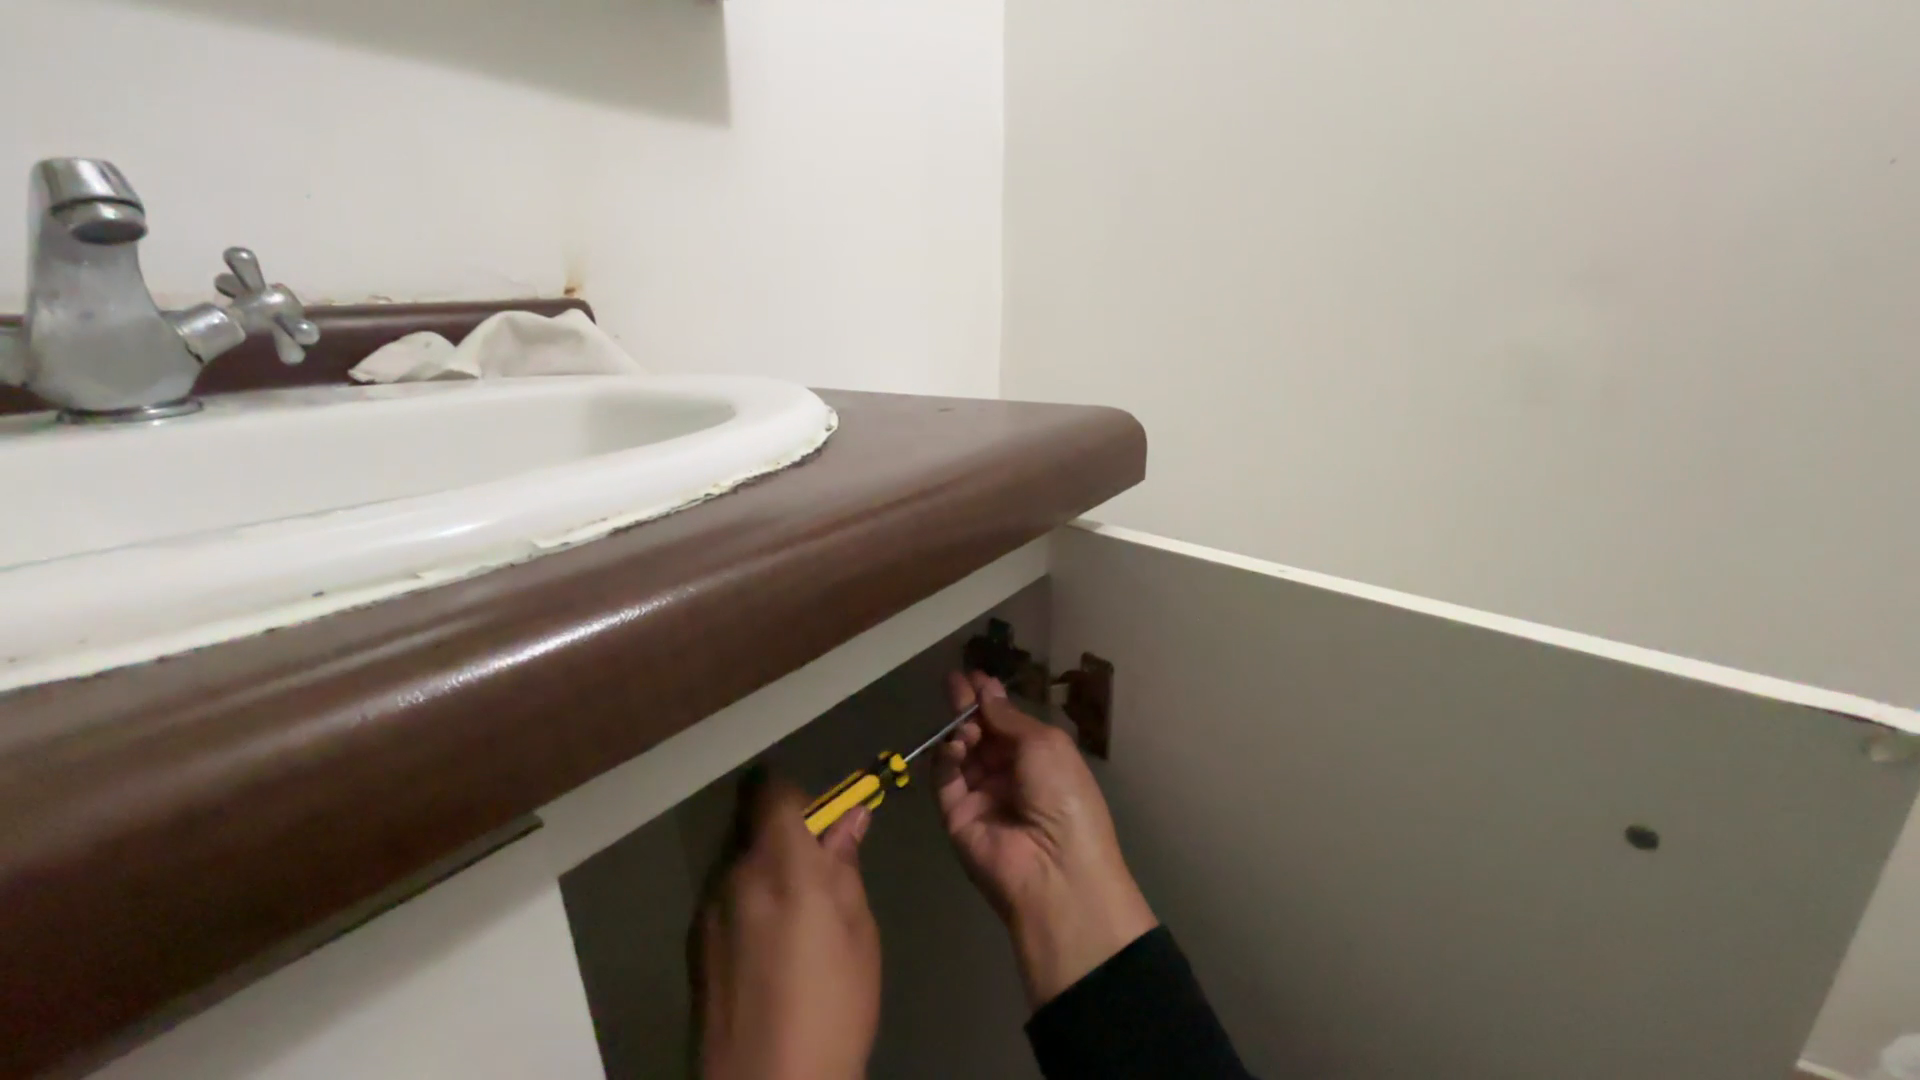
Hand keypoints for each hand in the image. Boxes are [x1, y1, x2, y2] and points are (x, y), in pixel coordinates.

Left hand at [694, 775, 879, 1079]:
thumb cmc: (833, 1005)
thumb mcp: (858, 930)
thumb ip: (845, 865)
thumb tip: (849, 817)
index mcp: (780, 865)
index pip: (772, 791)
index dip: (796, 793)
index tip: (820, 815)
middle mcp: (734, 876)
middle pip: (752, 825)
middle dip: (784, 834)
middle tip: (818, 870)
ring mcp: (707, 911)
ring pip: (737, 863)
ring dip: (765, 869)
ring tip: (796, 919)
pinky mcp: (694, 946)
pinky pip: (724, 899)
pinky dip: (747, 902)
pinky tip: (769, 949)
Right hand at [935, 671, 1156, 1007]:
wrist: (1055, 870)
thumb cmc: (1064, 798)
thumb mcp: (1046, 746)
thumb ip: (1008, 718)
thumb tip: (986, 690)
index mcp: (1039, 759)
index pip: (1007, 722)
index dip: (990, 699)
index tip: (973, 675)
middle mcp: (1009, 775)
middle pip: (980, 733)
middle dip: (967, 707)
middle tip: (952, 681)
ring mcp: (980, 795)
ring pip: (960, 752)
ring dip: (959, 730)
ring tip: (963, 720)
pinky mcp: (955, 815)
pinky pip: (945, 779)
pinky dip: (945, 757)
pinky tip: (955, 743)